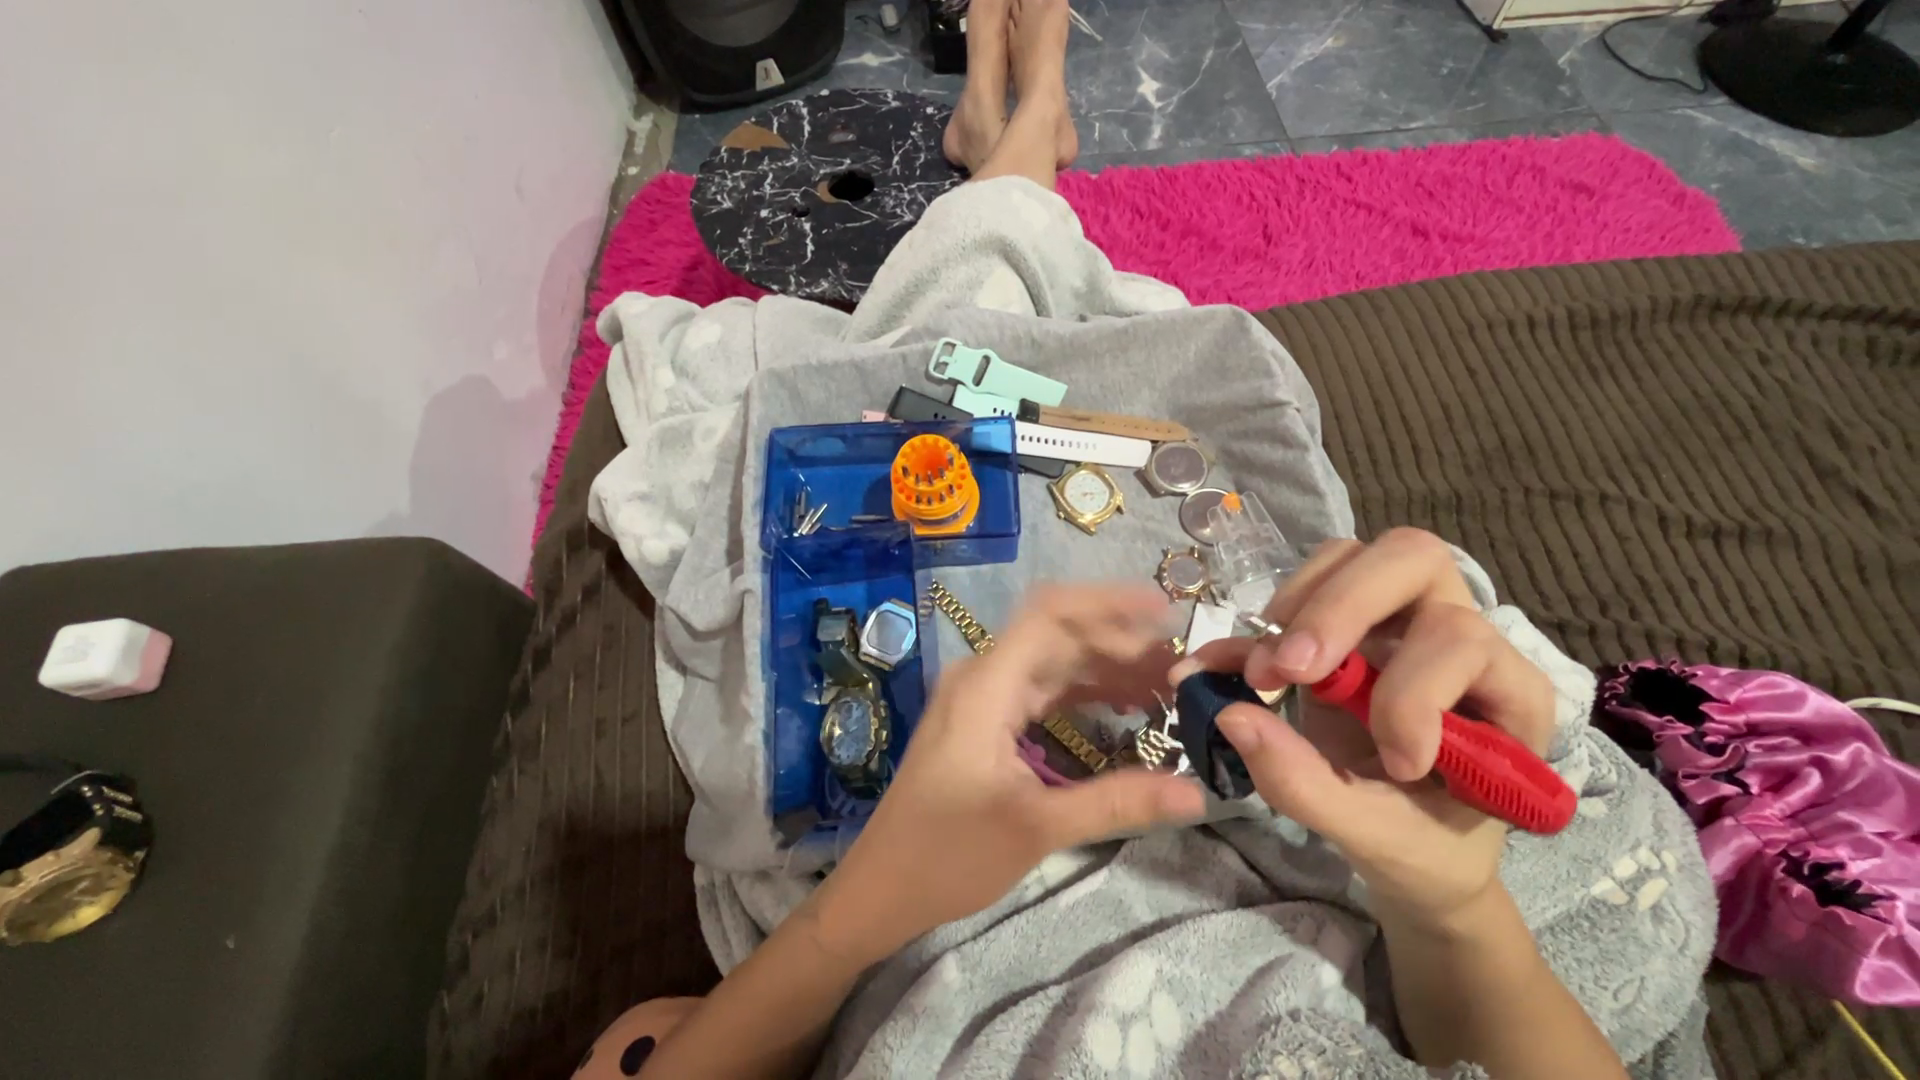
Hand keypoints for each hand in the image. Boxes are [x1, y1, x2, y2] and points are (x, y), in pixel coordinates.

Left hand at [811, 585, 1207, 964]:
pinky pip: (1041, 689)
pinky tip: (1125, 707)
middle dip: (1120, 642)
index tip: (1164, 613)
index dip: (1108, 604)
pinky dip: (1084, 692)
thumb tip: (1197, 794)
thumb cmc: (948, 854)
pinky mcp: (984, 721)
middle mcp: (983, 677)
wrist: (883, 885)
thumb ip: (1117, 803)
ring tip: (1165, 684)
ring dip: (1106, 666)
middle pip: (1058, 635)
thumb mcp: (1037, 827)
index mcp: (987, 685)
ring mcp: (981, 698)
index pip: (1051, 614)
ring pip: (1052, 662)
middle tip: (1181, 663)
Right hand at [1183, 528, 1555, 926]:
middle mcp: (1456, 638)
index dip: (1413, 691)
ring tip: (1266, 672)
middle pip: (1413, 559)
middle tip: (1289, 670)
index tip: (1392, 761)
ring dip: (1300, 604)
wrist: (1415, 852)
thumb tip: (1231, 715)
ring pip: (1353, 556)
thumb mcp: (1378, 838)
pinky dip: (1263, 622)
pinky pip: (1307, 587)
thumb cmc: (1424, 847)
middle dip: (1340, 606)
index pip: (1462, 642)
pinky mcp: (1347, 632)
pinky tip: (1227, 664)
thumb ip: (1306, 784)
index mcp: (1505, 693)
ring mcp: (1397, 625)